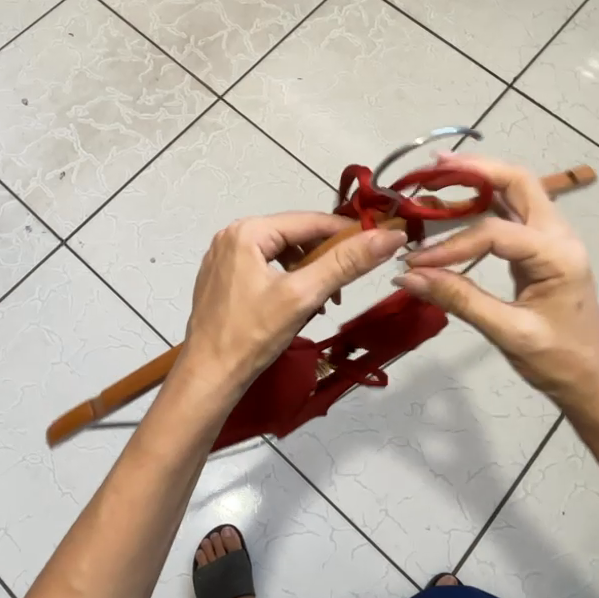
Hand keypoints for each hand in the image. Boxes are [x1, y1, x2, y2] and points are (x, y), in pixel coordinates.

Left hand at [177, 212, 406, 393]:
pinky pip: (264, 267)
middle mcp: (232, 235)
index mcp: (247, 230)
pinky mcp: (222, 278)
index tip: (380, 245)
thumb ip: (346, 262)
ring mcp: (223, 257)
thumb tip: (390, 236)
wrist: (208, 377)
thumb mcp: (303, 295)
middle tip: (348, 286)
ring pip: (281, 252)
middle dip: (326, 257)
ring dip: (309, 271)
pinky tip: (299, 304)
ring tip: (326, 300)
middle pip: (295, 235)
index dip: (348, 232)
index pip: (310, 220)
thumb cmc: (252, 335)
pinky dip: (288, 280)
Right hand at [392, 153, 598, 400]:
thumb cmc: (557, 360)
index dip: (451, 244)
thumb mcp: (508, 333)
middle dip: (476, 169)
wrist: (590, 380)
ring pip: (517, 189)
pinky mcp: (541, 246)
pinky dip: (485, 198)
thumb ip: (459, 299)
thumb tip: (407, 277)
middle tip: (434, 167)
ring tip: (440, 173)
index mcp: (557, 256)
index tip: (414, 262)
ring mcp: (553, 237)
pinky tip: (458, 199)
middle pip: (519, 181)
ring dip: (480, 177)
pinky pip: (513, 209)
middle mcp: (559, 235)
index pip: (495, 232)